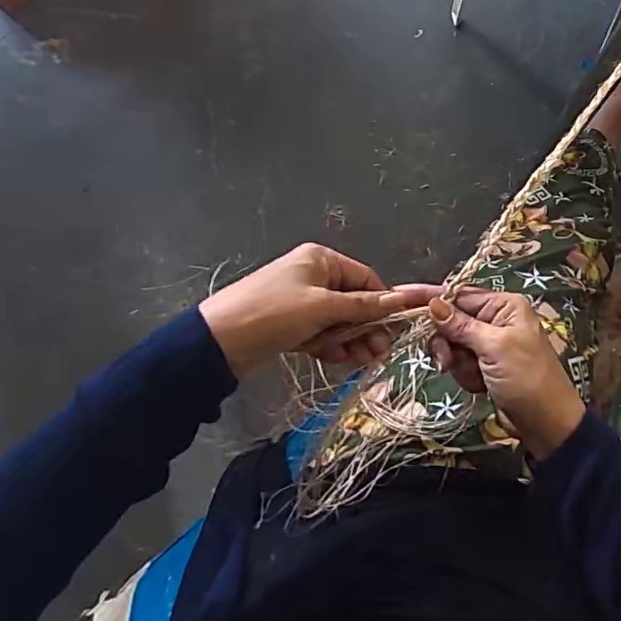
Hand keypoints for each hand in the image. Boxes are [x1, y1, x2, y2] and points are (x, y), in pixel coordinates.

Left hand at [199, 243, 438, 375]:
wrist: (220, 340)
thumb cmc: (274, 312)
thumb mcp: (322, 307)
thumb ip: (362, 306)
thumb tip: (400, 300)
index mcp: (321, 260)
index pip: (365, 278)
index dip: (383, 303)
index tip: (396, 330)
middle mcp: (313, 276)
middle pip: (354, 301)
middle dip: (367, 326)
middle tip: (379, 353)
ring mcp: (301, 302)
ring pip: (339, 321)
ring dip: (352, 340)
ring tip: (361, 361)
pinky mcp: (291, 325)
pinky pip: (321, 333)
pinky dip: (330, 346)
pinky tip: (336, 360)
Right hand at [428, 290, 585, 458]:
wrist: (548, 426)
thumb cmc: (526, 379)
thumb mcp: (494, 347)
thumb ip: (460, 324)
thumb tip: (433, 303)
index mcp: (504, 305)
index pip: (458, 295)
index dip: (431, 299)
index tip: (401, 296)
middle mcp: (496, 319)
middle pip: (451, 320)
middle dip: (447, 342)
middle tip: (447, 361)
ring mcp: (490, 343)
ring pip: (453, 344)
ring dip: (458, 363)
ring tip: (474, 377)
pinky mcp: (486, 365)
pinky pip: (461, 362)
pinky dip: (465, 374)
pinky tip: (480, 385)